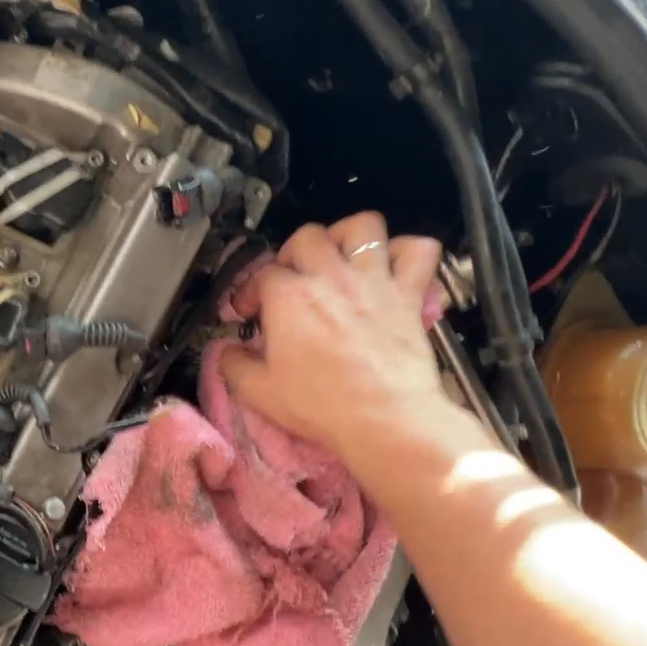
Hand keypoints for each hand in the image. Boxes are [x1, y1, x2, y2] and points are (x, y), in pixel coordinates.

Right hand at [224, 212, 453, 455]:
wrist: (383, 418)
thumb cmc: (319, 404)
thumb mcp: (256, 391)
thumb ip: (232, 364)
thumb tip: (227, 352)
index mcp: (288, 297)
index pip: (260, 274)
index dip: (248, 292)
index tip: (246, 313)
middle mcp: (330, 278)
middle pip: (307, 237)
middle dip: (290, 255)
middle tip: (288, 281)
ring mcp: (374, 281)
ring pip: (363, 227)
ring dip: (346, 237)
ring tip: (337, 258)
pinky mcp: (409, 295)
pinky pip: (419, 250)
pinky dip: (405, 250)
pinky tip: (390, 266)